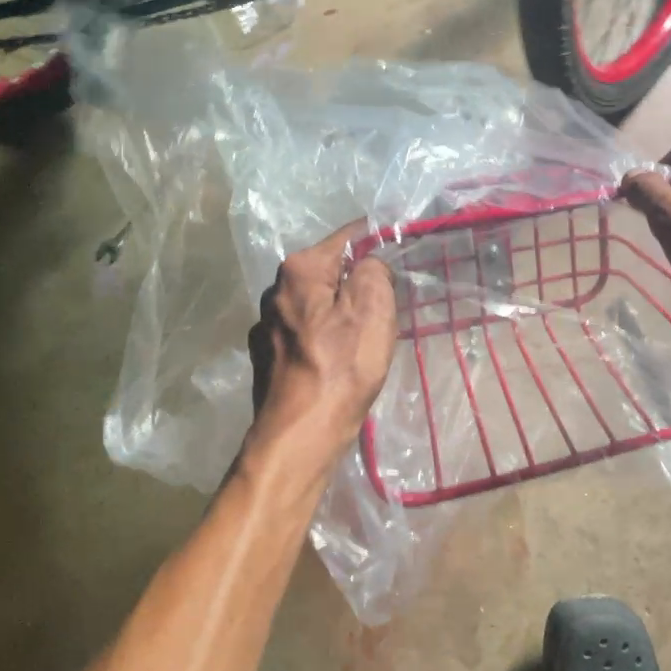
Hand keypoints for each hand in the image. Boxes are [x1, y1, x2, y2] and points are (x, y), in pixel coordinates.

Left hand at [246, 221, 397, 465]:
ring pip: (317, 303)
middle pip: (329, 271)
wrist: (301, 433)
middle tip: (390, 300)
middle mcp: (275, 290)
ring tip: (367, 334)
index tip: (402, 249)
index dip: (378, 239)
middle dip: (358, 279)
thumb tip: (369, 264)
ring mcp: (267, 325)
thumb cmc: (342, 365)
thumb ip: (374, 269)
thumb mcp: (372, 306)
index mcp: (300, 270)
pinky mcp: (268, 356)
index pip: (347, 237)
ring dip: (341, 311)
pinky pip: (307, 331)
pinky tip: (339, 359)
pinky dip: (325, 336)